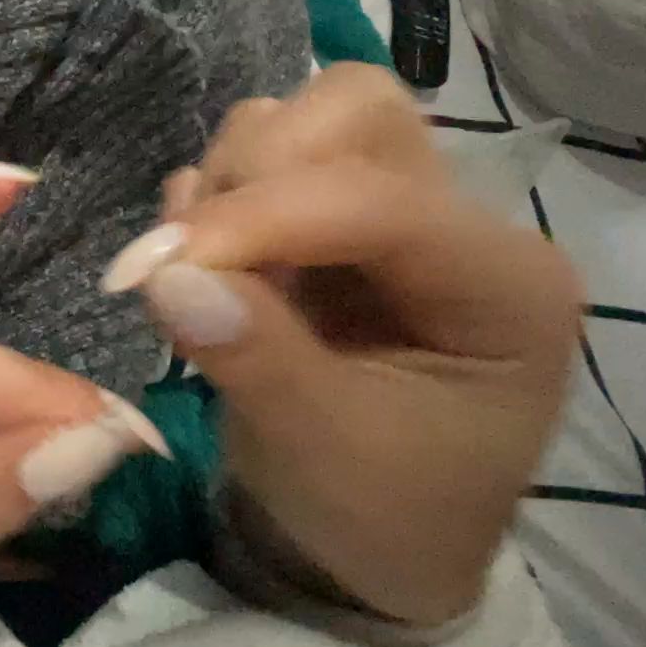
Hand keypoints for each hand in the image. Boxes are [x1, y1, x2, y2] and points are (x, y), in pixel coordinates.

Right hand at [104, 64, 583, 624]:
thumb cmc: (371, 507)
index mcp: (497, 283)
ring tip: (201, 270)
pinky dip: (206, 194)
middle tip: (196, 255)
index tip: (148, 273)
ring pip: (294, 119)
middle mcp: (451, 223)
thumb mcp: (321, 451)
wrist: (356, 538)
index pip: (371, 196)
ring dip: (224, 180)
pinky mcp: (318, 221)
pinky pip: (251, 156)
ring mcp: (382, 212)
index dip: (253, 219)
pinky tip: (200, 267)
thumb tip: (164, 273)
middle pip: (348, 109)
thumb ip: (253, 356)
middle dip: (251, 170)